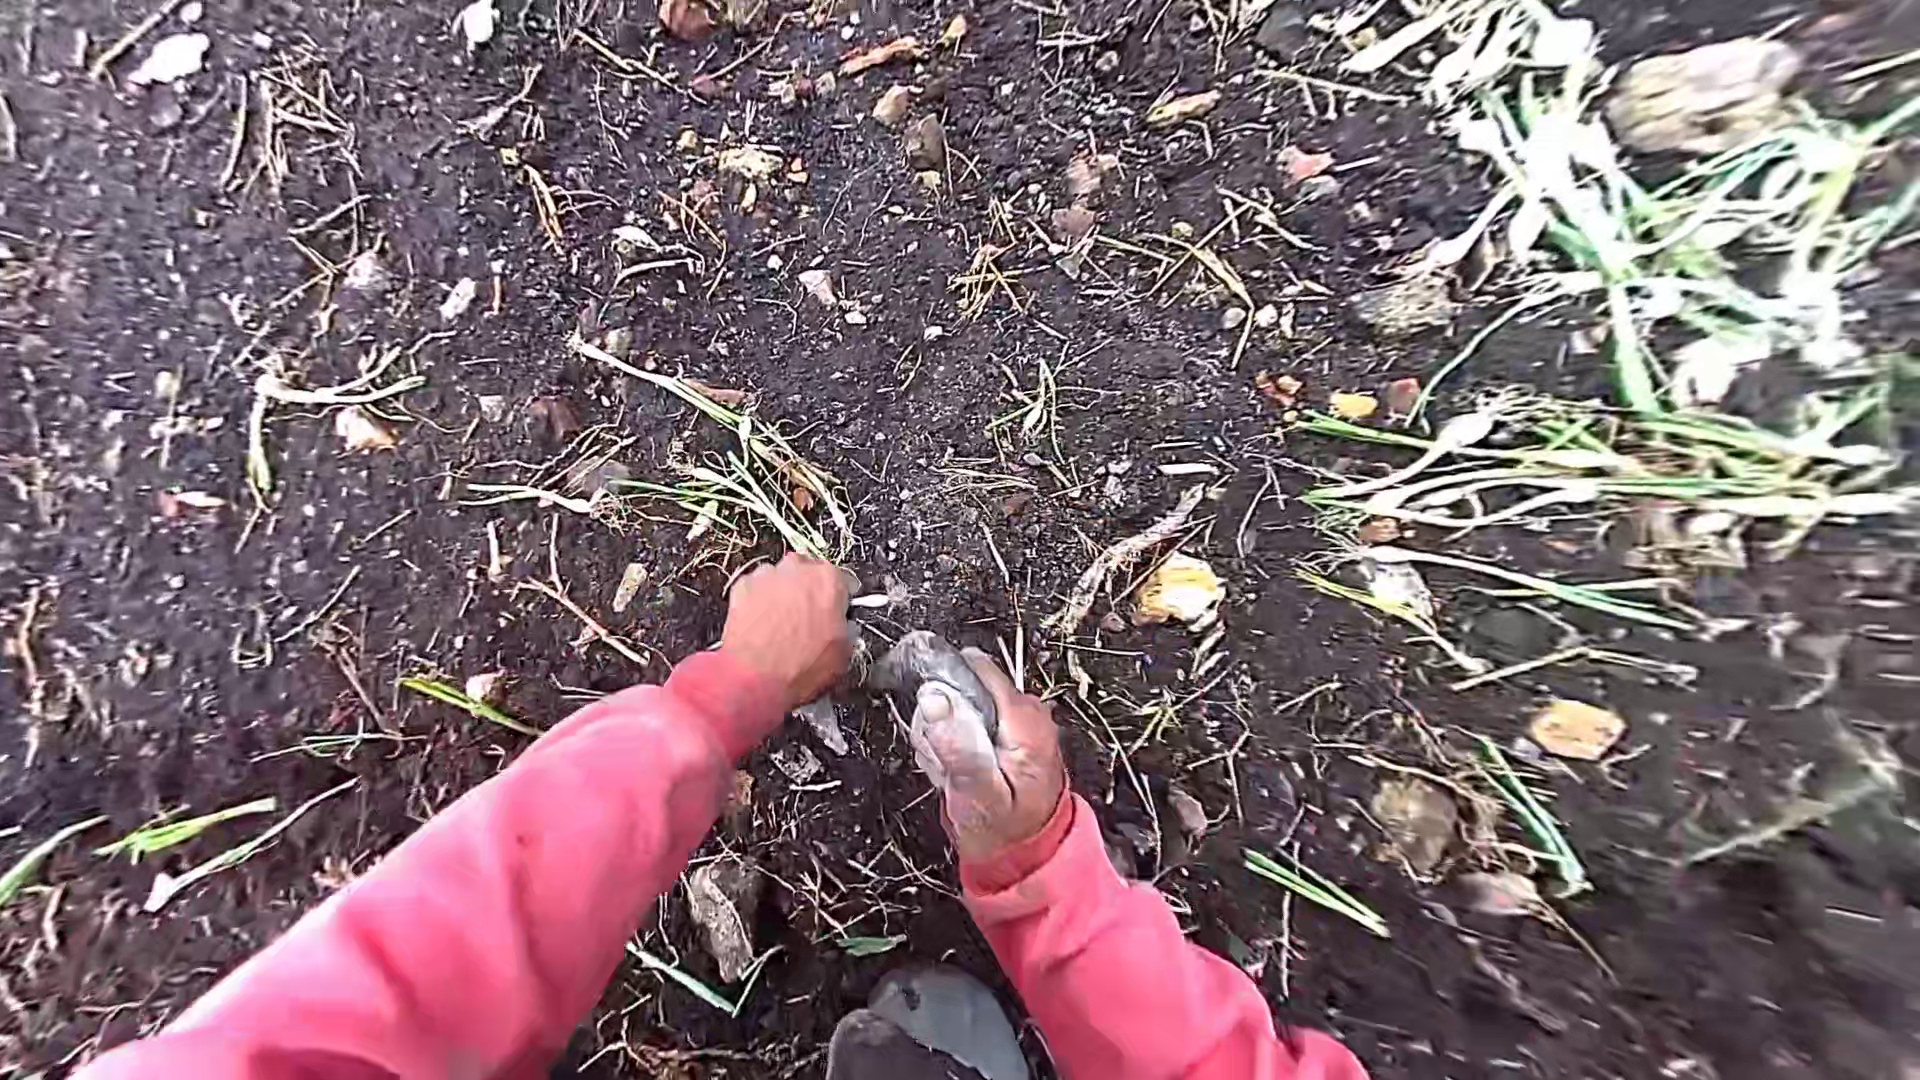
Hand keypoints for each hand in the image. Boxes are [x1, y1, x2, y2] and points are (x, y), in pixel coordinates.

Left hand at [720, 553, 852, 712]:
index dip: (839, 598)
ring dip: (782, 595)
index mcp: (829, 579)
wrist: (756, 679)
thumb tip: (844, 628)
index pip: (841, 580)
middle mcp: (798, 568)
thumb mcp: (844, 652)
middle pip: (808, 573)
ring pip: (780, 579)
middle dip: (808, 592)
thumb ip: (847, 628)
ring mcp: (767, 575)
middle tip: (806, 620)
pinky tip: (761, 626)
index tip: (835, 611)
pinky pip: (755, 589)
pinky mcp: (742, 586)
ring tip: (781, 626)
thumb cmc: (801, 666)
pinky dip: (758, 602)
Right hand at [910, 649, 1065, 861]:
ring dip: (944, 734)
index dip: (946, 690)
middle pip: (963, 685)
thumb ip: (958, 745)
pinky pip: (966, 717)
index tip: (935, 724)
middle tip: (945, 760)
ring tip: (952, 769)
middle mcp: (1025, 709)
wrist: (1024, 857)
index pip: (975, 668)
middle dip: (942, 718)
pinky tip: (958, 768)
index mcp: (1025, 718)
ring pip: (959, 701)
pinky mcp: (1005, 727)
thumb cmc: (1006, 830)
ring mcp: (1016, 717)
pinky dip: (953, 741)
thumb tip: (935, 697)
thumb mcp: (979, 793)